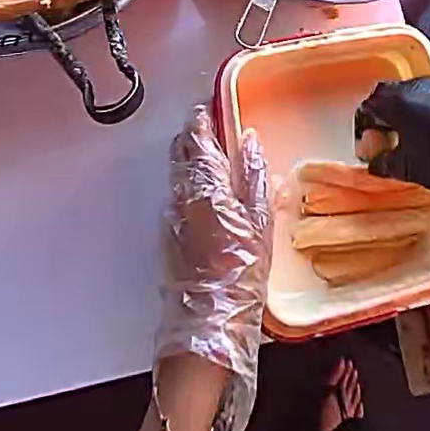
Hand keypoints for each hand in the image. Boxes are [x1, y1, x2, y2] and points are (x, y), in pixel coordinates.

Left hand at [158, 106, 269, 378]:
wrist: (210, 321)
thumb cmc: (242, 270)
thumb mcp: (260, 219)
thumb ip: (254, 174)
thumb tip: (250, 140)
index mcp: (207, 182)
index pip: (197, 134)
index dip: (203, 117)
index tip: (211, 108)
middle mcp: (183, 191)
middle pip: (182, 148)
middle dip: (195, 135)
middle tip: (214, 131)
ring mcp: (172, 211)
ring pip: (177, 171)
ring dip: (191, 159)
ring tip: (213, 161)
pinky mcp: (168, 231)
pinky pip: (176, 195)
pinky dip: (188, 185)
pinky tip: (206, 196)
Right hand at [356, 77, 429, 205]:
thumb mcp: (411, 168)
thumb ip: (385, 163)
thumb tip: (374, 162)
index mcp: (398, 101)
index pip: (368, 108)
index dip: (363, 128)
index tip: (367, 146)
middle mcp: (413, 87)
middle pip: (385, 97)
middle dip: (380, 117)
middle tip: (381, 140)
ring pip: (405, 96)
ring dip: (399, 113)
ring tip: (403, 140)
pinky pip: (423, 98)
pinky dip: (416, 112)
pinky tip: (424, 134)